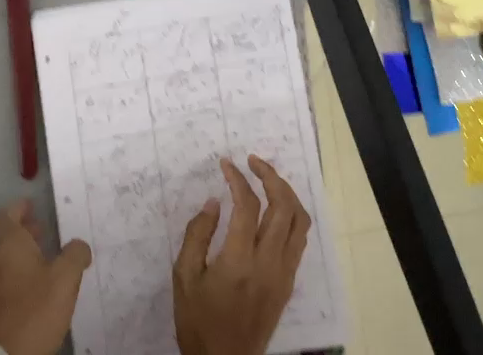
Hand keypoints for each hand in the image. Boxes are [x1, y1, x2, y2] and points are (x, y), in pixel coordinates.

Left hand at [0, 199, 92, 354]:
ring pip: (3, 255)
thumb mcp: (65, 278)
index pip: (7, 214)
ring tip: (44, 256)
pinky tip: (37, 282)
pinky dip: (18, 269)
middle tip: (41, 229)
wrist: (7, 353)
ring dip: (20, 250)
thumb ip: (75, 255)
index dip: (19, 207)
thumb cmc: (35, 307)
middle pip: (3, 233)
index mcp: (10, 243)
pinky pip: (4, 274)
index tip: (34, 206)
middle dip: (21, 228)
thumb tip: (79, 245)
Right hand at [172, 156, 311, 354]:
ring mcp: (283, 273)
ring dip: (286, 193)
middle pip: (284, 206)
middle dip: (270, 176)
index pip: (247, 206)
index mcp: (239, 260)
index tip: (226, 164)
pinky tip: (274, 209)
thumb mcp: (184, 277)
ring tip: (268, 179)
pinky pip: (298, 240)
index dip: (237, 179)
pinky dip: (290, 216)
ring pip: (299, 222)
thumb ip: (197, 235)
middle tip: (252, 161)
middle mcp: (268, 263)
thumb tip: (214, 203)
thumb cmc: (198, 321)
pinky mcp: (288, 283)